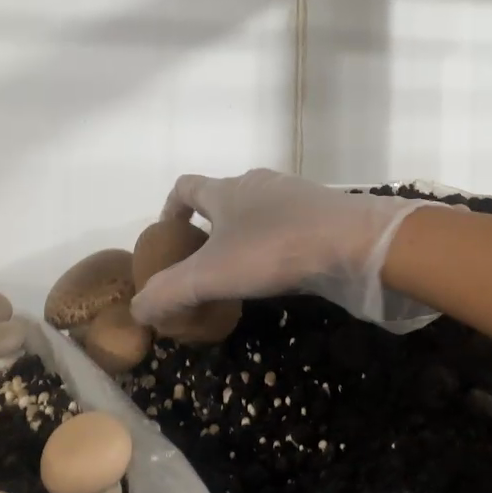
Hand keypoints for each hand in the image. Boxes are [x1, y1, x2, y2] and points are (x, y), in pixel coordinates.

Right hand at [128, 170, 436, 330]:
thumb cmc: (274, 250)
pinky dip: (276, 243)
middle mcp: (256, 183)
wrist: (353, 240)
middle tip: (204, 266)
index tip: (166, 236)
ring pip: (257, 211)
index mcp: (225, 190)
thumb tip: (138, 309)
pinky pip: (287, 223)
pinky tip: (282, 271)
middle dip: (209, 228)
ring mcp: (293, 194)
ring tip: (242, 273)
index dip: (170, 208)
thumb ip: (170, 291)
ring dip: (244, 236)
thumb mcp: (211, 276)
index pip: (186, 186)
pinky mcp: (322, 211)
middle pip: (222, 198)